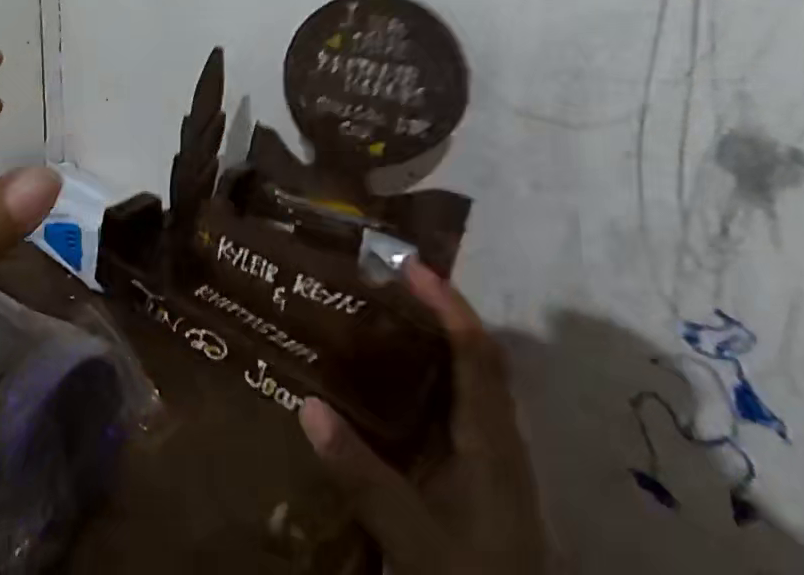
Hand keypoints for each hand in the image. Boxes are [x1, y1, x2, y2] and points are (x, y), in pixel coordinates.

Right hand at [299, 262, 547, 573]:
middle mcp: (496, 439)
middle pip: (473, 357)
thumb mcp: (412, 537)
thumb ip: (362, 474)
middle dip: (436, 312)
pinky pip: (450, 409)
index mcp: (491, 442)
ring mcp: (488, 459)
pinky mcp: (475, 478)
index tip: (411, 267)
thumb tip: (307, 405)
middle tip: (383, 284)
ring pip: (463, 382)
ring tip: (376, 320)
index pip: (476, 354)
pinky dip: (421, 382)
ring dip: (429, 344)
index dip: (448, 305)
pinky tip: (383, 388)